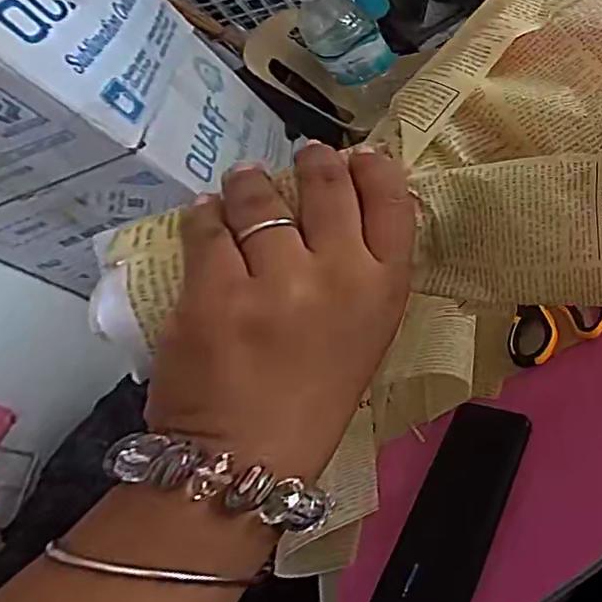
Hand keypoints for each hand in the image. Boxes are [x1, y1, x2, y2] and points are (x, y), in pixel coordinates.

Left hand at [145, 142, 413, 480]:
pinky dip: (209, 213)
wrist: (253, 449)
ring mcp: (275, 281)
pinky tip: (210, 208)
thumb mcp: (374, 321)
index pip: (391, 201)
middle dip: (318, 161)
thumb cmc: (326, 384)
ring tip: (249, 176)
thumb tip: (354, 206)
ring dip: (256, 181)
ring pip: (264, 202)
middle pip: (331, 189)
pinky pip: (210, 230)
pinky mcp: (212, 294)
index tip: (363, 155)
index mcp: (386, 283)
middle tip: (308, 152)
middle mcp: (340, 273)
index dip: (378, 168)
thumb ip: (372, 266)